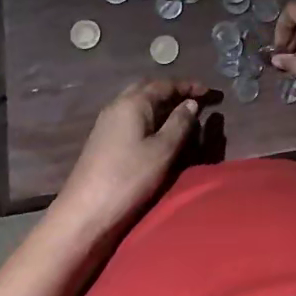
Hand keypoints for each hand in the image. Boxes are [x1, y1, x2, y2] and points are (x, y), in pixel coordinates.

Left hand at [54, 77, 206, 233]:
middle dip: (172, 90)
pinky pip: (130, 115)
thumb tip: (191, 103)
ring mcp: (107, 121)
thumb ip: (180, 123)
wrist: (85, 210)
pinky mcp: (103, 137)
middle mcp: (117, 104)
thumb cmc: (129, 177)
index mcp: (133, 102)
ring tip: (179, 114)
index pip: (165, 84)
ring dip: (159, 103)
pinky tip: (156, 129)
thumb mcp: (162, 151)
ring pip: (137, 101)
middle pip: (148, 88)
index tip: (210, 91)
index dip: (188, 86)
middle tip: (194, 99)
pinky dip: (148, 115)